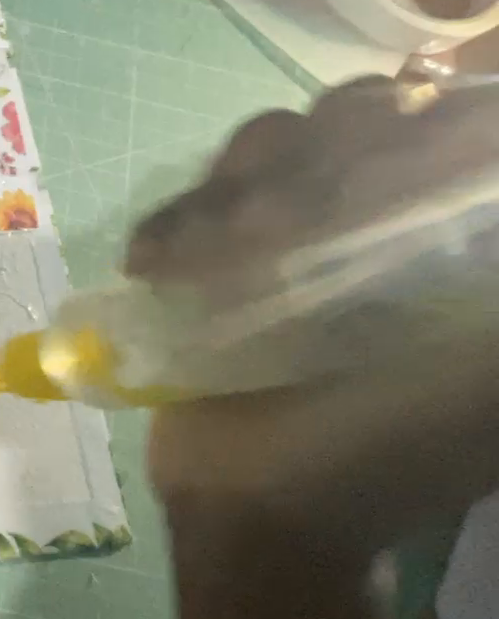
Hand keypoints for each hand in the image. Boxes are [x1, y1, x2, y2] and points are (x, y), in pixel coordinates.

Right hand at [132, 78, 498, 550]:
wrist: (252, 501)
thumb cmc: (383, 447)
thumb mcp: (481, 377)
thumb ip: (484, 296)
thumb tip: (466, 189)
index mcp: (461, 237)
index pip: (454, 121)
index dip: (416, 128)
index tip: (369, 187)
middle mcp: (382, 221)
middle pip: (354, 117)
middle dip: (308, 166)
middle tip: (274, 234)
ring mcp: (288, 241)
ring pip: (262, 148)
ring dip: (224, 197)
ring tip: (202, 260)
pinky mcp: (208, 269)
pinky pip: (183, 207)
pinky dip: (163, 229)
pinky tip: (152, 268)